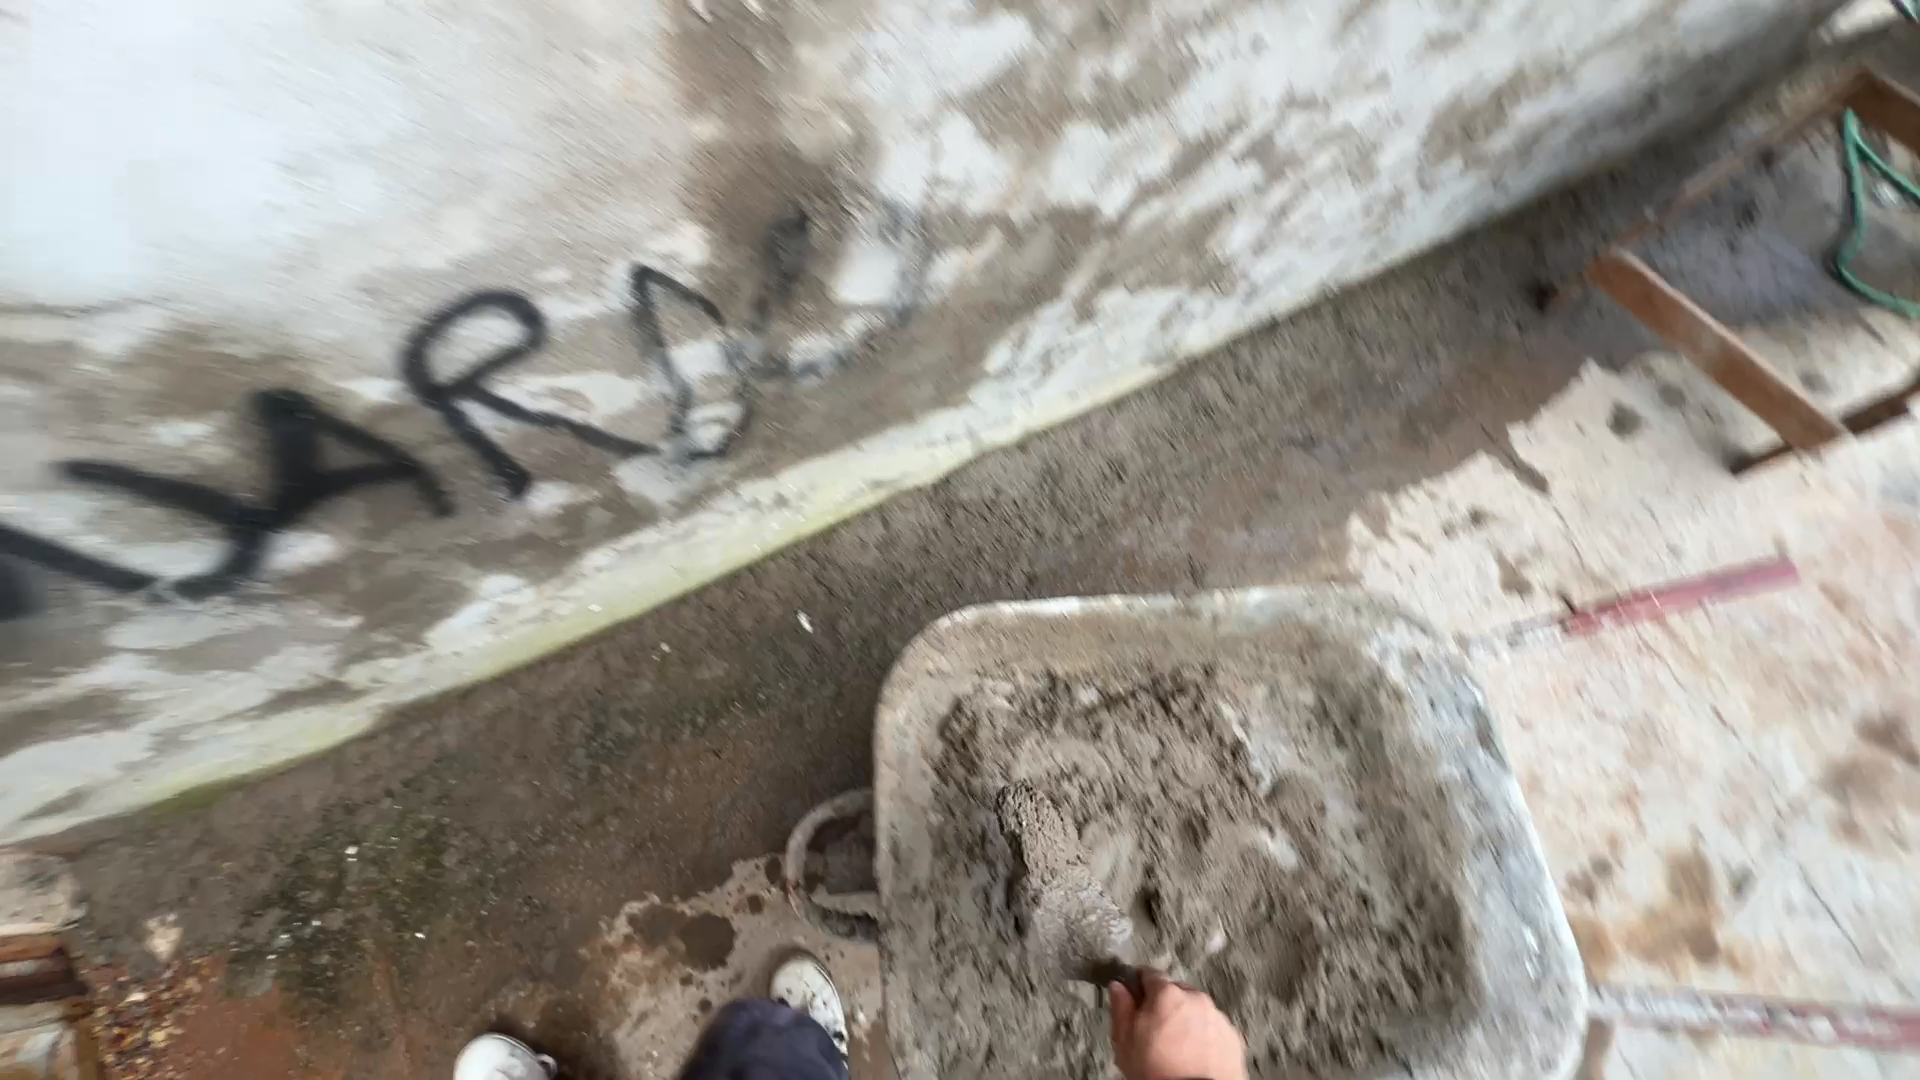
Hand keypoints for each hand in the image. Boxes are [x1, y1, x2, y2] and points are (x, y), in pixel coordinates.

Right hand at [1108, 970, 1247, 1079]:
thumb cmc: (1158, 1072)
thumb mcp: (1126, 1042)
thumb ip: (1121, 1008)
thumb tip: (1118, 987)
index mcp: (1166, 993)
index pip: (1149, 974)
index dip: (1139, 987)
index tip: (1135, 1000)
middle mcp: (1195, 997)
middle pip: (1175, 991)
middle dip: (1165, 1005)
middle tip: (1156, 1031)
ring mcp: (1217, 1017)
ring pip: (1195, 1009)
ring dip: (1187, 1019)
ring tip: (1178, 1047)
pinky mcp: (1234, 1038)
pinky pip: (1213, 1028)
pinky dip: (1205, 1036)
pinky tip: (1195, 1055)